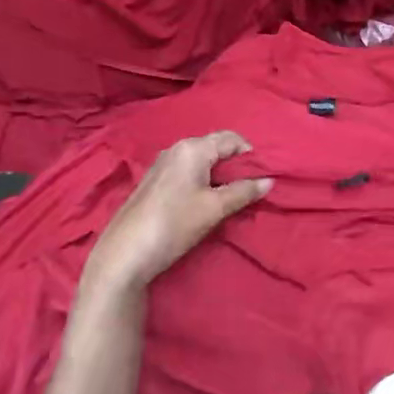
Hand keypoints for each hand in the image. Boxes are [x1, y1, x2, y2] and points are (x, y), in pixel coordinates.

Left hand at [83, 131, 272, 296]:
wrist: (125, 254)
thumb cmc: (174, 224)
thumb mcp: (215, 208)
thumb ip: (244, 191)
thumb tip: (269, 181)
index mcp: (193, 148)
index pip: (232, 138)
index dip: (250, 155)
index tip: (261, 177)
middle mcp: (176, 148)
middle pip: (216, 147)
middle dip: (235, 165)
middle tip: (249, 189)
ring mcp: (162, 165)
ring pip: (201, 161)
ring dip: (219, 175)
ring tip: (230, 199)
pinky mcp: (154, 182)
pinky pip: (187, 172)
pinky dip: (202, 182)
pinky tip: (205, 203)